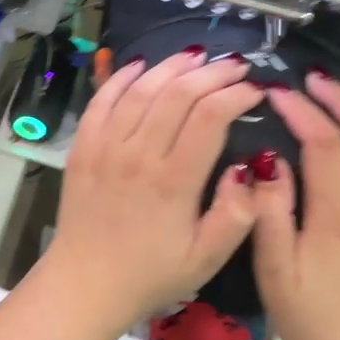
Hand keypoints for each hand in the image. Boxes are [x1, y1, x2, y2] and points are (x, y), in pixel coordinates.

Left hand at [45, 48, 264, 327]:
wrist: (85, 282)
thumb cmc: (151, 273)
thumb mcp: (206, 259)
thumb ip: (236, 214)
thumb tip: (252, 167)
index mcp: (173, 180)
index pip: (209, 116)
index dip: (236, 94)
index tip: (256, 89)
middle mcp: (138, 154)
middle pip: (177, 94)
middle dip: (212, 73)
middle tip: (236, 66)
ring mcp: (105, 146)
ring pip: (140, 90)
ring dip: (170, 67)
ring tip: (197, 57)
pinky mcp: (82, 146)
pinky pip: (101, 101)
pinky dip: (121, 78)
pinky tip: (141, 66)